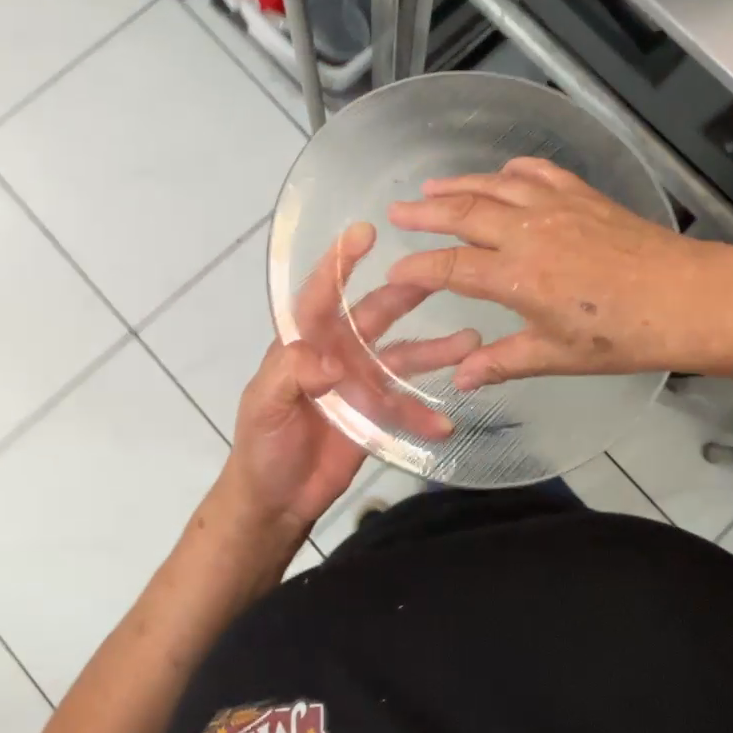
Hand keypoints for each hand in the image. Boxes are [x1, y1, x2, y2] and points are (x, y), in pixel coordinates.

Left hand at [225, 224, 477, 526]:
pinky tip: (447, 423)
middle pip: (374, 316)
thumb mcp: (264, 406)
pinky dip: (426, 413)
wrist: (277, 500)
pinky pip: (407, 408)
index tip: (363, 232)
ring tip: (471, 340)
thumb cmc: (261, 447)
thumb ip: (290, 375)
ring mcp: (360, 383)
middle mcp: (336, 354)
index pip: (321, 295)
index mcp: (304, 343)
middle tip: (439, 276)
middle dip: (404, 295)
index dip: (339, 263)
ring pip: (402, 357)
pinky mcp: (376, 415)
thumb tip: (332, 362)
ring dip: (434, 349)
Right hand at [386, 156, 732, 389]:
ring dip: (458, 184)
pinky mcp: (582, 196)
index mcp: (517, 277)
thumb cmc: (623, 335)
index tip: (394, 271)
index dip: (416, 267)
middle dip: (424, 212)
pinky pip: (538, 172)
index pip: (450, 267)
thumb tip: (459, 378)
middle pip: (462, 214)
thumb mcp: (557, 356)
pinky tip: (503, 172)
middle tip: (395, 210)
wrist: (688, 297)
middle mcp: (528, 233)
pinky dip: (513, 169)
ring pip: (494, 187)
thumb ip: (503, 362)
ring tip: (431, 185)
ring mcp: (556, 207)